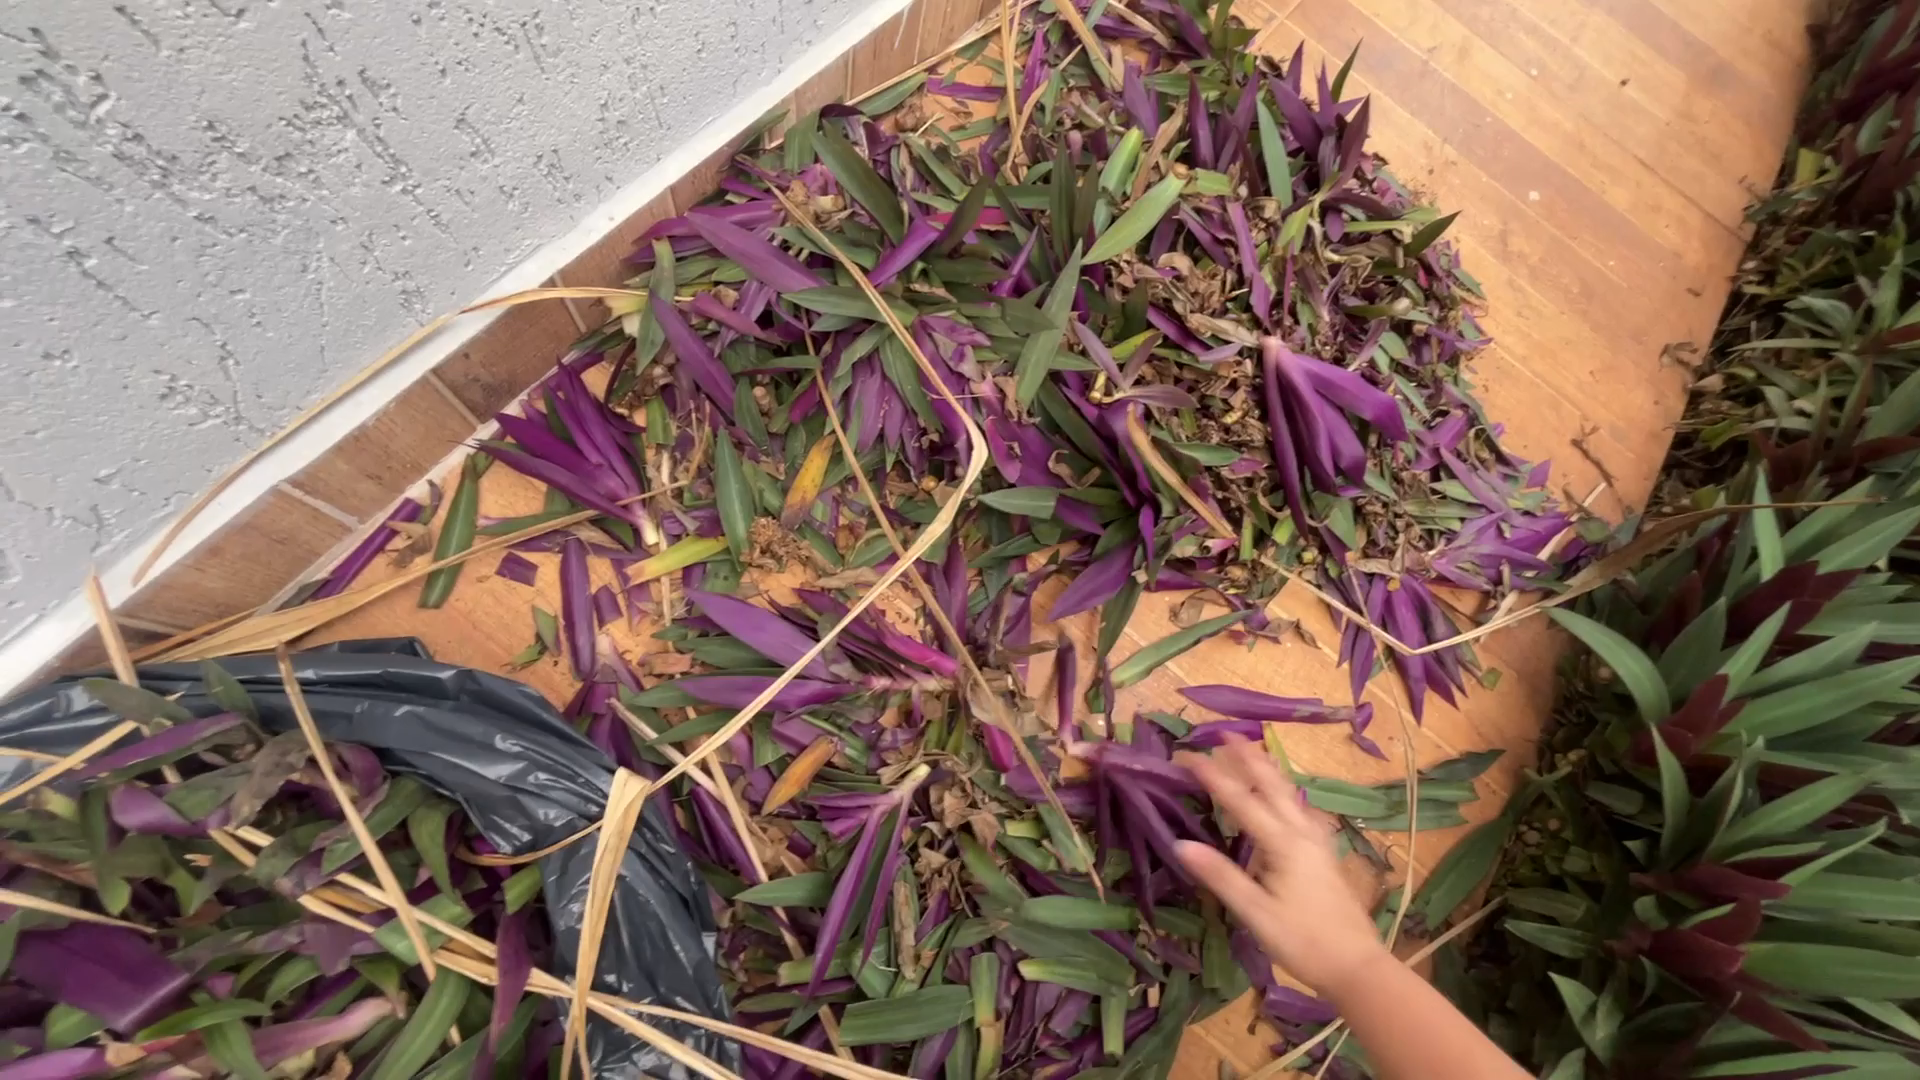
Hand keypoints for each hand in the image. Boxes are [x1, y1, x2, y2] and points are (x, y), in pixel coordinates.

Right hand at [1174, 736, 1388, 995]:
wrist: (1359, 969)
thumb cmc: (1304, 941)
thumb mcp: (1255, 913)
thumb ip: (1220, 876)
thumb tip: (1180, 843)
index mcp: (1283, 843)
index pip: (1241, 799)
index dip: (1213, 774)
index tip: (1187, 754)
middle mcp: (1301, 834)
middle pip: (1272, 785)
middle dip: (1248, 757)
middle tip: (1226, 733)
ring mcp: (1317, 843)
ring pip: (1290, 794)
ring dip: (1268, 770)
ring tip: (1253, 751)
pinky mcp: (1324, 856)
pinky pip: (1300, 809)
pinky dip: (1285, 791)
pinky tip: (1287, 798)